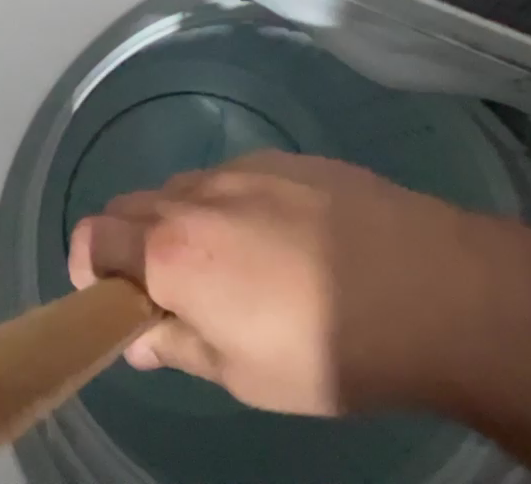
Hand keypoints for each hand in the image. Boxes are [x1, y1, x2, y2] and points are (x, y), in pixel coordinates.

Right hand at [68, 150, 523, 415]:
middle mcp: (198, 196)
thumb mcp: (244, 373)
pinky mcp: (291, 157)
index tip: (116, 303)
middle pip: (129, 206)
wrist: (441, 291)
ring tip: (231, 266)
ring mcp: (246, 168)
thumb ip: (179, 346)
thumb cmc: (331, 350)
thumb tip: (139, 337)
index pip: (93, 236)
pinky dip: (227, 205)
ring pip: (181, 188)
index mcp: (174, 250)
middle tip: (171, 293)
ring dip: (180, 224)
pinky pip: (233, 176)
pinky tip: (279, 240)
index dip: (89, 270)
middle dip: (131, 247)